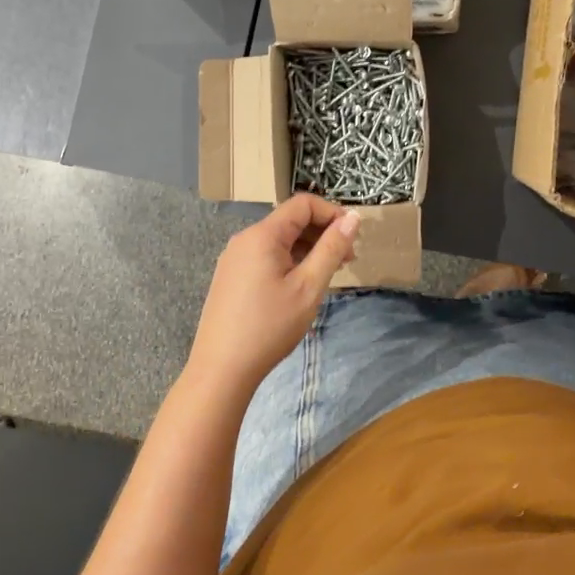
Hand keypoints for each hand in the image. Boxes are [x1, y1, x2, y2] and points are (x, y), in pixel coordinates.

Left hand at [188, 194, 359, 387]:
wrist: (221, 370)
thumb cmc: (269, 326)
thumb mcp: (309, 287)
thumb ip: (332, 249)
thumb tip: (352, 218)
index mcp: (263, 235)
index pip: (303, 204)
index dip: (332, 214)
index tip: (352, 239)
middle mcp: (245, 239)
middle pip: (291, 220)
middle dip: (322, 233)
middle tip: (347, 261)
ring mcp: (234, 259)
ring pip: (279, 240)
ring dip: (308, 249)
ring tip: (327, 276)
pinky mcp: (231, 277)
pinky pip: (266, 257)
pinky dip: (289, 262)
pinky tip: (300, 287)